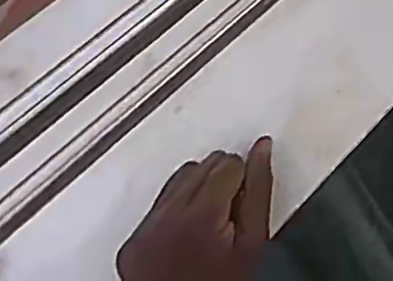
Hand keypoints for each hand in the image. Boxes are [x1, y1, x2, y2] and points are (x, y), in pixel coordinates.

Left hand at [117, 138, 273, 280]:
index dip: (243, 180)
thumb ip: (260, 188)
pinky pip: (161, 202)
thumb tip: (261, 148)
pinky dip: (177, 207)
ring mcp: (143, 233)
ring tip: (209, 224)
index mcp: (199, 216)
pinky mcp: (130, 245)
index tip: (242, 204)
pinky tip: (188, 233)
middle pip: (205, 165)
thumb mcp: (253, 242)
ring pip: (182, 177)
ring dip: (200, 189)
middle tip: (228, 217)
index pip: (229, 162)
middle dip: (222, 181)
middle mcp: (165, 219)